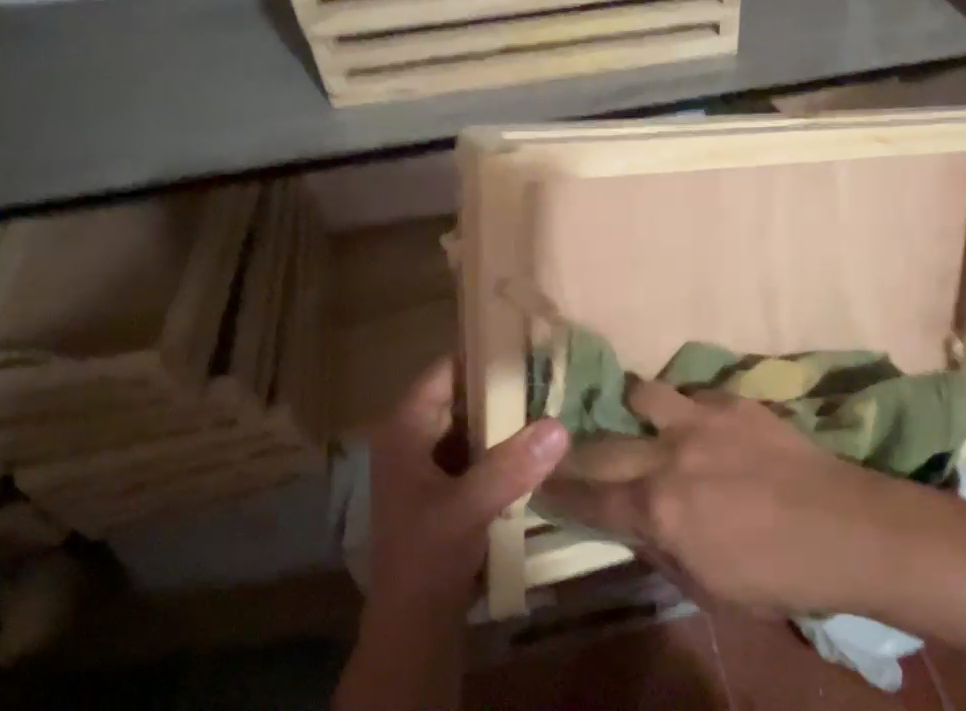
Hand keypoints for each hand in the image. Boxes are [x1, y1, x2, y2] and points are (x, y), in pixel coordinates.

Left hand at [367, 360, 570, 611]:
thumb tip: (560, 424)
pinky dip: (509, 442)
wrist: (415, 623)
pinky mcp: (452, 486)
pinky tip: (544, 441)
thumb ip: (511, 466)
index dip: (483, 354)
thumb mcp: (467, 508)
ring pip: (477, 422)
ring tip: (558, 396)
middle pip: (464, 394)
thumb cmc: (426, 558)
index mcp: (405, 430)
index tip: (531, 341)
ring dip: (511, 414)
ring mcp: (434, 462)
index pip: (445, 370)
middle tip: (557, 368)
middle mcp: (416, 437)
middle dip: (506, 384)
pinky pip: (483, 449)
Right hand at [538, 378, 899, 615]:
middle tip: (565, 445)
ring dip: (634, 405)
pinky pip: (698, 392)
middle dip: (576, 448)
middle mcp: (668, 455)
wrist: (847, 529)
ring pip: (645, 394)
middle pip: (603, 444)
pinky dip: (690, 406)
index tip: (539, 480)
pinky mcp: (738, 402)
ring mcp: (704, 421)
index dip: (558, 491)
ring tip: (639, 413)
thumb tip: (635, 527)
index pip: (589, 497)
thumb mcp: (709, 589)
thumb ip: (662, 552)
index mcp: (657, 509)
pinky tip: (704, 420)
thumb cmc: (778, 576)